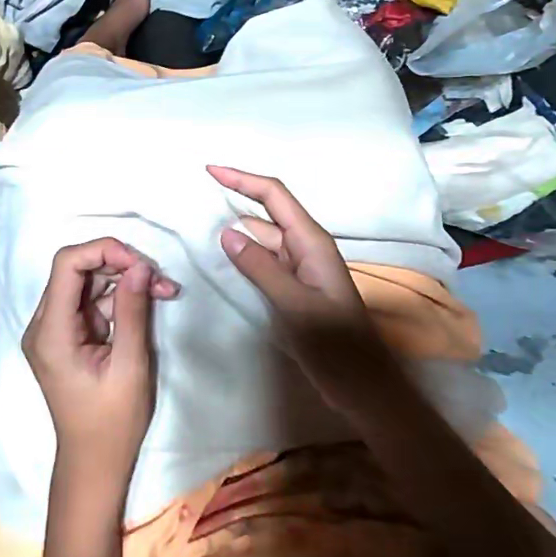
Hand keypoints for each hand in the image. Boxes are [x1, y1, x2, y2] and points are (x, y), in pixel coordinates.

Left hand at [22, 238, 177, 488]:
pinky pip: (91, 303)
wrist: (93, 464)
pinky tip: (148, 304)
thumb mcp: (130, 365)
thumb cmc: (112, 423)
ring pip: (87, 284)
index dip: (102, 250)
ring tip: (165, 291)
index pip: (66, 264)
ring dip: (125, 282)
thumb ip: (133, 312)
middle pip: (77, 270)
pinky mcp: (66, 337)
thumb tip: (141, 266)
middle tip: (161, 280)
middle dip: (121, 266)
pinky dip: (120, 299)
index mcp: (51, 332)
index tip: (139, 263)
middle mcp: (43, 324)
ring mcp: (52, 330)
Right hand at [209, 165, 396, 407]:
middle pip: (265, 213)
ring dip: (234, 230)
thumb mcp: (295, 304)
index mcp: (311, 242)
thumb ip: (260, 267)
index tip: (210, 170)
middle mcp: (305, 248)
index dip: (242, 179)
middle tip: (194, 197)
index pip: (274, 195)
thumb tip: (226, 231)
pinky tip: (219, 259)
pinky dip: (241, 255)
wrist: (362, 386)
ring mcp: (299, 268)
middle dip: (233, 200)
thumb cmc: (335, 344)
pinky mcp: (292, 288)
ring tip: (197, 224)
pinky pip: (262, 262)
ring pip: (261, 239)